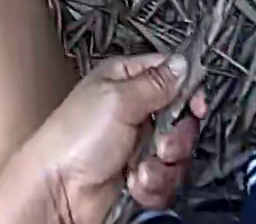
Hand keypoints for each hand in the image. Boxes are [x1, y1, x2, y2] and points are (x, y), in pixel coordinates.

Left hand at [0, 55, 204, 221]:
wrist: (60, 191)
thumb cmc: (74, 136)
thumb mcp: (117, 100)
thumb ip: (155, 83)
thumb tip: (182, 63)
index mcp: (125, 79)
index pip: (168, 73)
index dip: (186, 87)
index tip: (196, 104)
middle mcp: (135, 108)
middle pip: (180, 116)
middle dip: (176, 135)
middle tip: (161, 142)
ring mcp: (138, 143)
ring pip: (177, 153)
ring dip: (162, 165)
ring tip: (139, 167)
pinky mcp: (141, 175)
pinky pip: (168, 180)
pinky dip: (154, 186)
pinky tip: (134, 182)